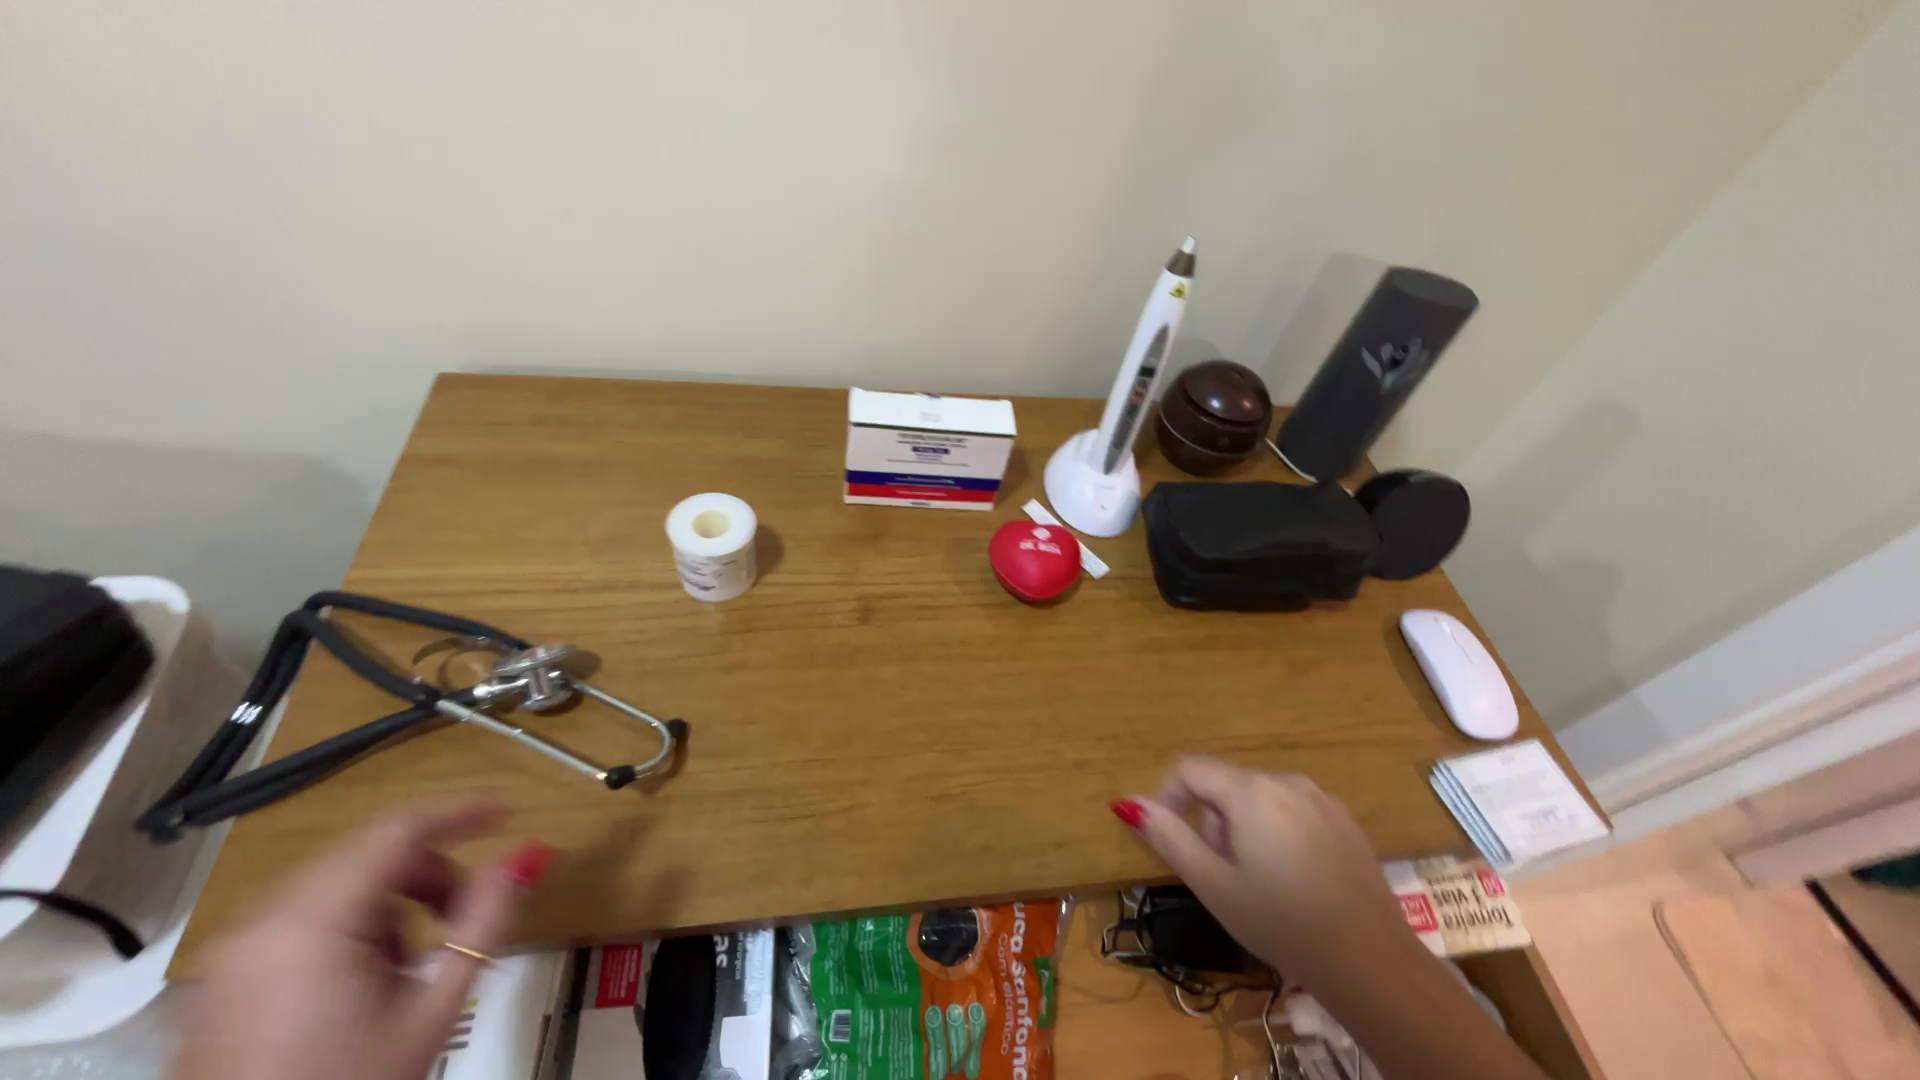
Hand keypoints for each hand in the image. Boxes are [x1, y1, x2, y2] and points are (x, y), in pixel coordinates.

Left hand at [171, 804, 556, 1079]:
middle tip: (469, 915)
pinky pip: (301, 920)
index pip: (399, 830)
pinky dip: (350, 926)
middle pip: (367, 855)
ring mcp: (232, 953)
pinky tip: (370, 981)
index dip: (462, 814)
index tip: (509, 816)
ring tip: (418, 961)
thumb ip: (486, 918)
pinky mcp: (220, 983)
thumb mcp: (435, 1008)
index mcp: (312, 921)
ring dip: (392, 901)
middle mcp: (260, 922)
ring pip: (335, 885)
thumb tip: (530, 855)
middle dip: (429, 872)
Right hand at [1114, 757, 1417, 980]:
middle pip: (1225, 784)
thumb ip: (1167, 835)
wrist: (1370, 960)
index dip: (1168, 798)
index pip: (1189, 768)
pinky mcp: (1344, 821)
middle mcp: (1287, 780)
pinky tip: (1292, 880)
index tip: (1171, 842)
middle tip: (1220, 874)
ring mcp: (1321, 798)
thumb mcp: (1212, 883)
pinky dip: (1276, 833)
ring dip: (1242, 828)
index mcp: (1251, 790)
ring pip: (1259, 799)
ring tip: (1256, 882)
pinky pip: (1292, 811)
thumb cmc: (1279, 921)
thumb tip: (1127, 802)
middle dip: (1210, 821)